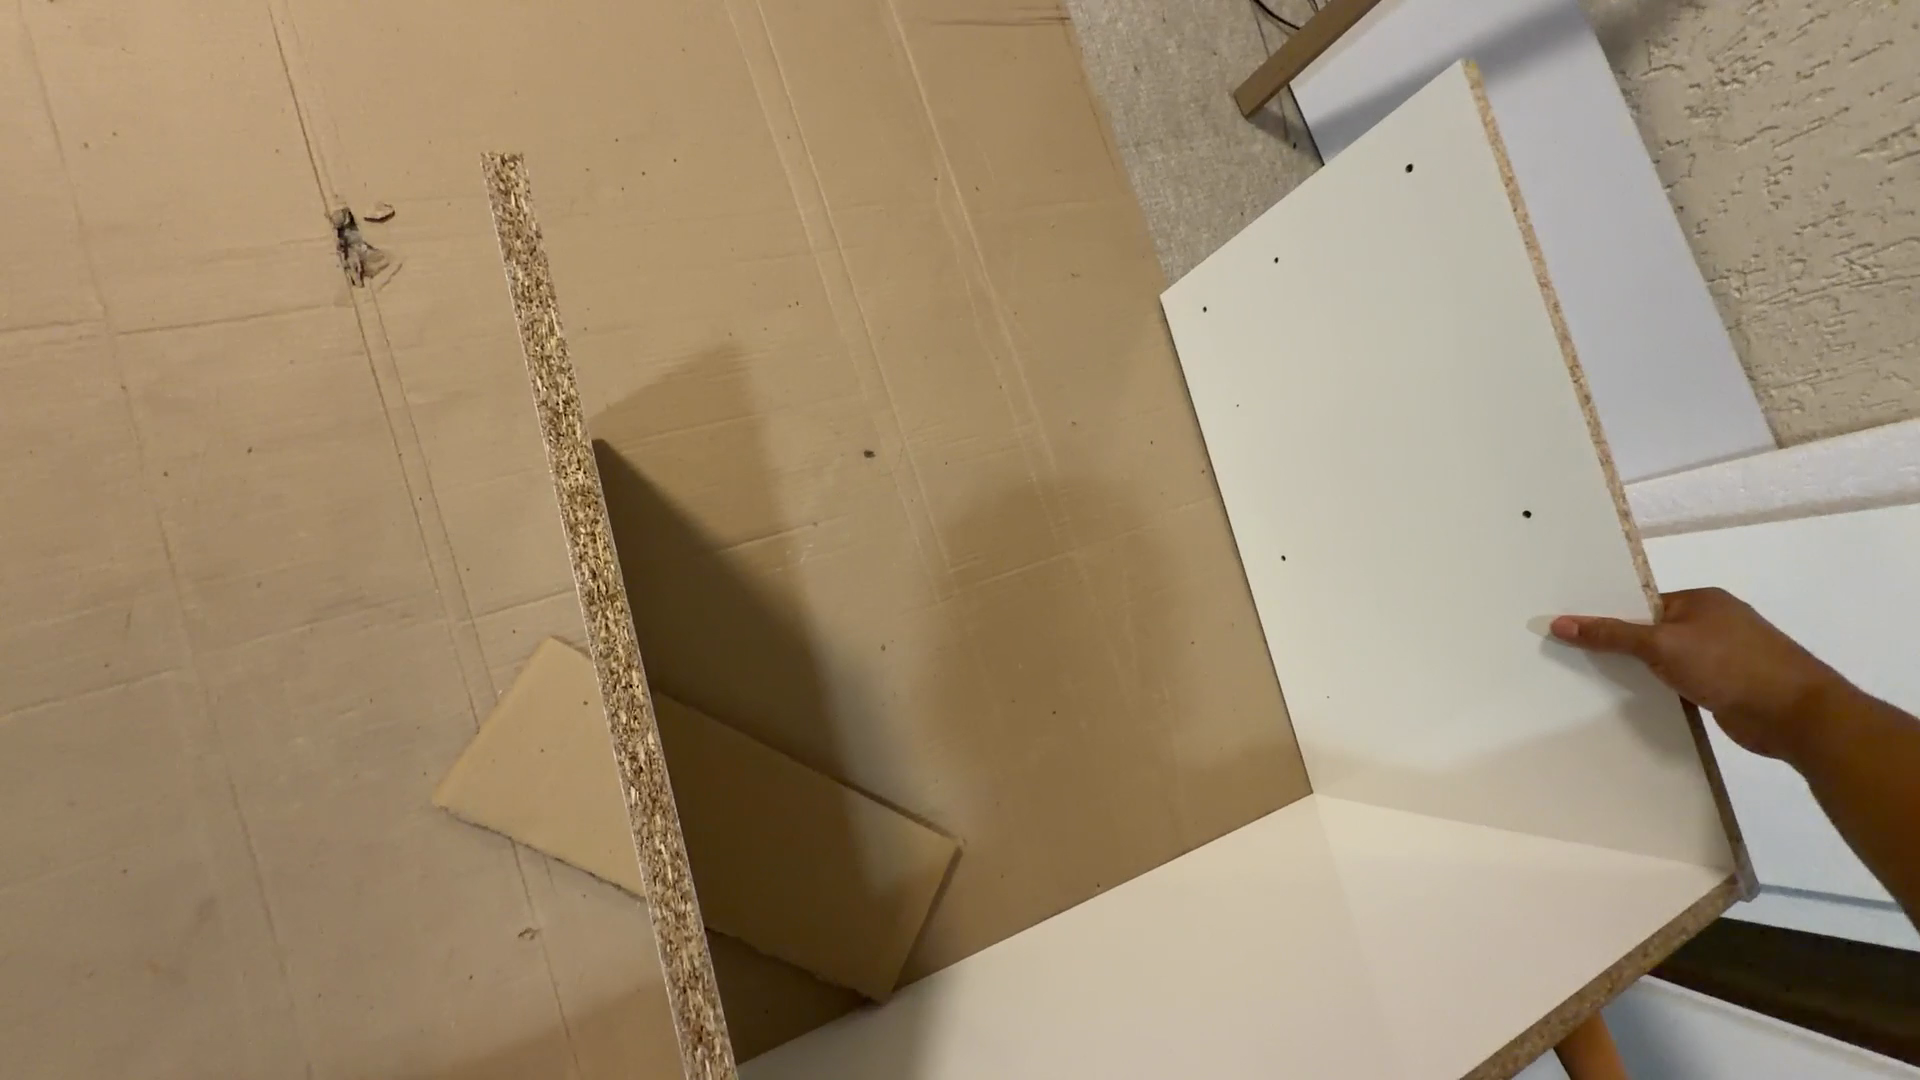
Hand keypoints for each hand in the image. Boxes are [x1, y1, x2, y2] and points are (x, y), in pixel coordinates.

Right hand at [1550, 587, 1850, 761]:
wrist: (1799, 717)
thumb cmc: (1730, 666)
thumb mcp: (1660, 645)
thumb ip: (1609, 634)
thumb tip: (1559, 623)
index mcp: (1703, 601)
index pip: (1640, 602)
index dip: (1605, 614)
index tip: (1570, 628)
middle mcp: (1714, 622)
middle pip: (1648, 629)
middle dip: (1616, 642)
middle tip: (1570, 652)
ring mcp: (1723, 654)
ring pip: (1662, 657)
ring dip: (1636, 668)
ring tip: (1591, 676)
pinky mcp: (1726, 684)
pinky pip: (1677, 678)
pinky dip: (1656, 686)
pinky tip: (1630, 696)